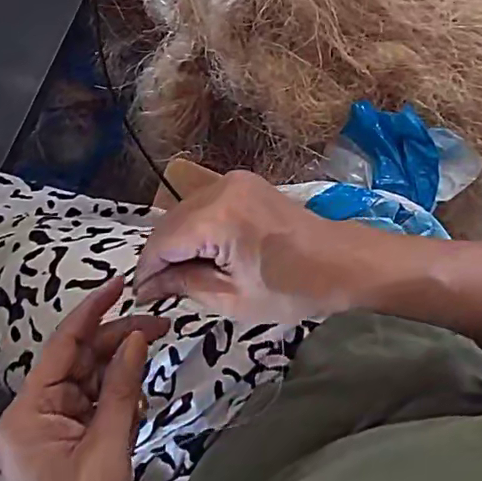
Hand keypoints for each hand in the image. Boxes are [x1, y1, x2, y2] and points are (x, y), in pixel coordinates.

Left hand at [0, 276, 169, 480]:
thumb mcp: (107, 452)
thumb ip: (122, 391)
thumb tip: (135, 339)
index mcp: (28, 412)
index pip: (62, 344)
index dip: (92, 310)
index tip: (117, 286)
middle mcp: (33, 417)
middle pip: (78, 362)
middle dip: (116, 342)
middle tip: (156, 325)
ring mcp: (49, 434)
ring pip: (88, 384)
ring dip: (119, 372)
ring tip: (152, 355)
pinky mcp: (65, 450)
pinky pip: (91, 410)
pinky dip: (116, 401)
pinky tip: (137, 397)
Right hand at [133, 171, 352, 324]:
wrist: (342, 261)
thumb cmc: (293, 289)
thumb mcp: (234, 299)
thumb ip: (184, 285)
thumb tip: (148, 286)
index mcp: (218, 218)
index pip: (163, 242)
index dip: (147, 269)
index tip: (140, 295)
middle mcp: (219, 189)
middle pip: (169, 223)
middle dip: (158, 255)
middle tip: (156, 289)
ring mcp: (230, 181)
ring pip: (182, 211)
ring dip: (174, 241)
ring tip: (176, 273)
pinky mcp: (240, 181)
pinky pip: (201, 203)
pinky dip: (193, 227)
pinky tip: (197, 250)